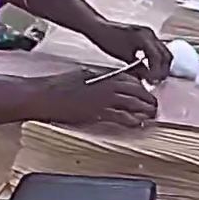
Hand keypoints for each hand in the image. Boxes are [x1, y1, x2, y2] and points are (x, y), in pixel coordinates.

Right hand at [12, 68, 156, 127]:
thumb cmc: (59, 86)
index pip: (132, 79)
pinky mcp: (98, 112)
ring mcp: (104, 98)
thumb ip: (100, 80)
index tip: (148, 94)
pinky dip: (132, 120)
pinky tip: (138, 124)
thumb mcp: (83, 76)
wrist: (43, 95)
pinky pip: (122, 117)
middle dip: (149, 99)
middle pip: (137, 91)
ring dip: (145, 111)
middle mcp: (107, 85)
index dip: (143, 88)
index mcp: (104, 75)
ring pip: (134, 103)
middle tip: (155, 107)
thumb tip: (111, 84)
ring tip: (151, 116)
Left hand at [88, 21, 170, 81]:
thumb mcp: (124, 56)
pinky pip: (158, 50)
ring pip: (164, 53)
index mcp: (144, 37)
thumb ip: (138, 68)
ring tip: (154, 76)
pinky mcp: (146, 36)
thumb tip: (148, 79)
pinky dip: (157, 60)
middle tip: (155, 81)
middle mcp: (150, 34)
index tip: (152, 81)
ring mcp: (149, 34)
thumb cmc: (107, 39)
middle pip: (166, 55)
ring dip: (161, 65)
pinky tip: (150, 68)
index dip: (156, 72)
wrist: (99, 27)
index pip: (158, 58)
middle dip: (162, 70)